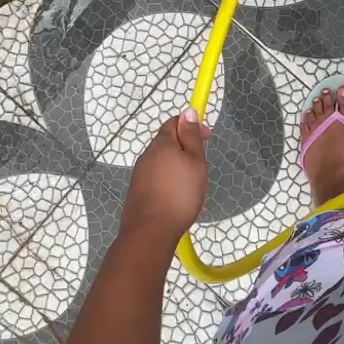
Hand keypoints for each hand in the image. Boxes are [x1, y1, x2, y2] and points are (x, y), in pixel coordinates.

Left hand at [121, 107, 210, 245]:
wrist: (150, 232)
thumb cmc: (179, 194)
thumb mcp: (194, 161)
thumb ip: (191, 136)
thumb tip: (188, 111)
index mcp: (162, 143)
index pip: (174, 122)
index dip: (190, 125)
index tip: (206, 138)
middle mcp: (147, 155)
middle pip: (166, 142)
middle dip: (183, 147)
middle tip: (200, 164)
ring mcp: (139, 174)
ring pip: (161, 161)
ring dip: (175, 165)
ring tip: (190, 183)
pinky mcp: (137, 192)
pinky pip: (155, 178)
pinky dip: (167, 180)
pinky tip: (175, 197)